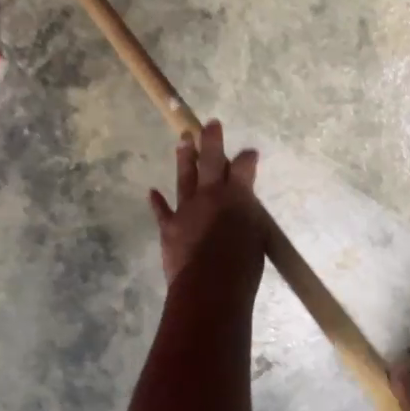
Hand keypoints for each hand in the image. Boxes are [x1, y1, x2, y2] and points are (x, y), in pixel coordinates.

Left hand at [147, 120, 266, 288]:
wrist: (208, 287)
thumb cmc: (242, 266)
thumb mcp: (257, 237)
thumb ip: (249, 217)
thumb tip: (244, 209)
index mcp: (237, 196)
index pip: (244, 168)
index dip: (247, 158)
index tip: (249, 152)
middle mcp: (211, 195)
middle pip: (211, 160)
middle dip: (211, 140)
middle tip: (210, 124)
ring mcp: (187, 209)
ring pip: (185, 178)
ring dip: (185, 159)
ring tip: (183, 141)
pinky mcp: (169, 227)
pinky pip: (162, 211)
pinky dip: (157, 201)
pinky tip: (152, 191)